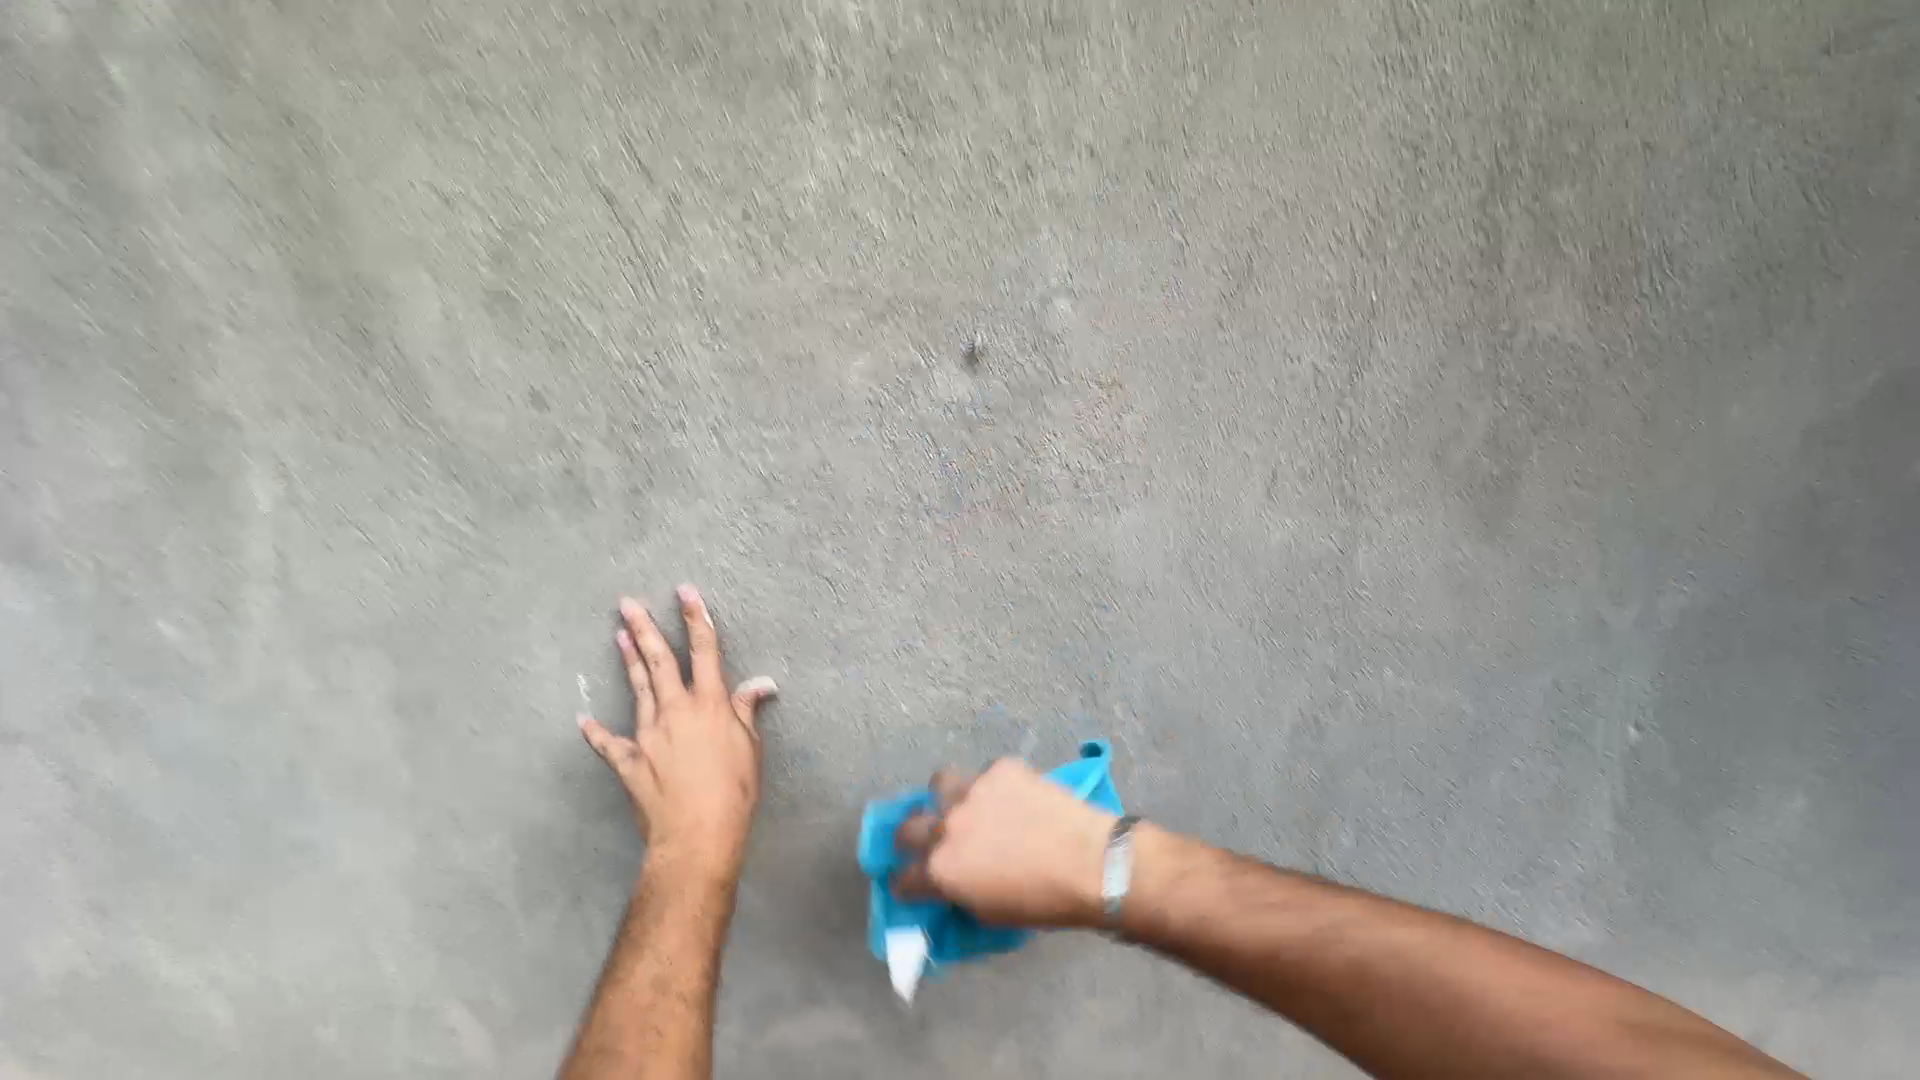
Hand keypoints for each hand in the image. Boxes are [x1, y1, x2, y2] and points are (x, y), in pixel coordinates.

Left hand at [577, 585, 776, 883]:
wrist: (696, 835)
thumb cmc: (734, 791)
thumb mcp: (750, 748)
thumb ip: (746, 712)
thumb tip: (761, 683)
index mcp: (709, 704)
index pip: (705, 651)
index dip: (696, 618)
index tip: (686, 592)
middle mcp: (675, 710)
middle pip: (660, 661)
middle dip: (645, 629)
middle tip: (628, 603)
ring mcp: (648, 735)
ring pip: (638, 689)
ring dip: (629, 661)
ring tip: (619, 635)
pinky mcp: (629, 761)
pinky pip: (608, 743)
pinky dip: (596, 732)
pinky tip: (583, 719)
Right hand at [891, 758, 1117, 927]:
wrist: (1091, 862)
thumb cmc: (1045, 902)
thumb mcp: (991, 914)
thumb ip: (960, 896)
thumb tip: (954, 887)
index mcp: (941, 870)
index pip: (903, 879)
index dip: (907, 884)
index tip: (914, 884)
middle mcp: (947, 827)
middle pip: (908, 828)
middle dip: (913, 838)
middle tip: (932, 842)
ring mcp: (973, 791)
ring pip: (940, 784)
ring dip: (946, 797)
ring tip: (965, 804)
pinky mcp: (1001, 769)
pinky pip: (986, 774)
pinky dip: (993, 786)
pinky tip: (1013, 797)